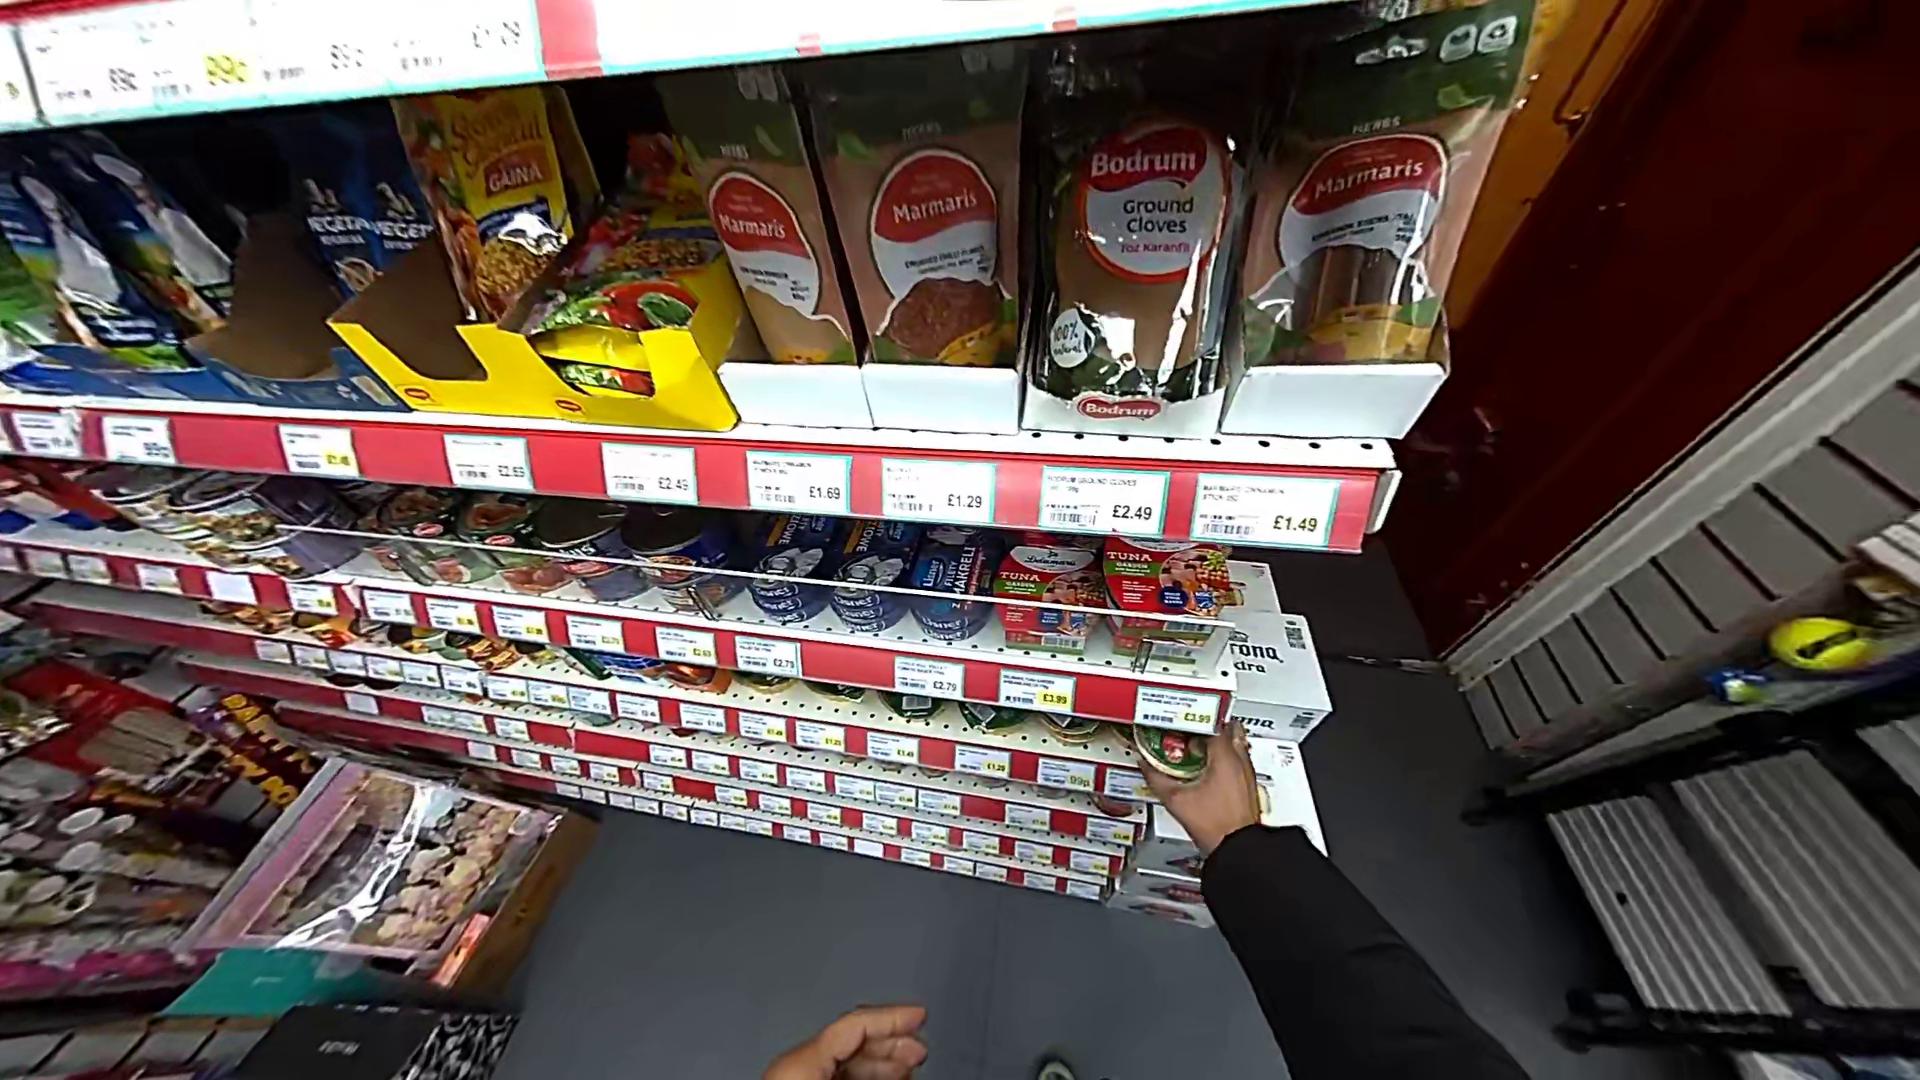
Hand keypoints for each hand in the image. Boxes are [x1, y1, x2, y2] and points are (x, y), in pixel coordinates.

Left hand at [763, 1005, 928, 1079]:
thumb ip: (875, 1076)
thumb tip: (905, 1073)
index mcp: (801, 1060)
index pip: (856, 1023)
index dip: (893, 1017)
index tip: (920, 1015)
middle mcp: (795, 1064)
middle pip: (852, 1040)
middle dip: (890, 1044)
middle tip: (920, 1048)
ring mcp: (793, 1079)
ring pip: (845, 1061)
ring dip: (880, 1065)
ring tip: (908, 1071)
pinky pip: (834, 1076)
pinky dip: (861, 1078)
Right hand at [1141, 720, 1259, 854]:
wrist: (1238, 851)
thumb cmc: (1216, 826)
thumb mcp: (1176, 800)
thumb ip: (1157, 778)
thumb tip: (1145, 765)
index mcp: (1225, 758)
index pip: (1213, 723)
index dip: (1195, 718)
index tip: (1182, 718)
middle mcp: (1240, 763)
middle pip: (1229, 729)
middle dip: (1209, 725)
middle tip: (1190, 728)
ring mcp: (1246, 775)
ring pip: (1235, 744)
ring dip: (1217, 741)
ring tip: (1196, 745)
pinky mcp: (1247, 787)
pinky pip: (1237, 761)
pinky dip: (1223, 757)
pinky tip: (1207, 767)